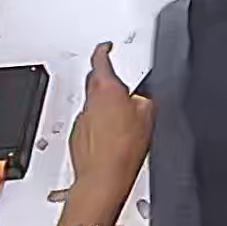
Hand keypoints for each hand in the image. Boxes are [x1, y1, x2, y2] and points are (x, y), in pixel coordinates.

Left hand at [63, 43, 154, 224]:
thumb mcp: (149, 115)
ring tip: (122, 122)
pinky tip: (113, 139)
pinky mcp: (77, 136)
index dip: (104, 49)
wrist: (103, 179)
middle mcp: (90, 101)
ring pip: (92, 104)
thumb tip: (143, 97)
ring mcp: (81, 119)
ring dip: (104, 106)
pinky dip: (99, 126)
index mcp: (107, 89)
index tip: (107, 46)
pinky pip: (89, 124)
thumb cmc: (124, 150)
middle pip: (94, 80)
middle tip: (119, 83)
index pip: (100, 59)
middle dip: (105, 78)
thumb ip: (144, 99)